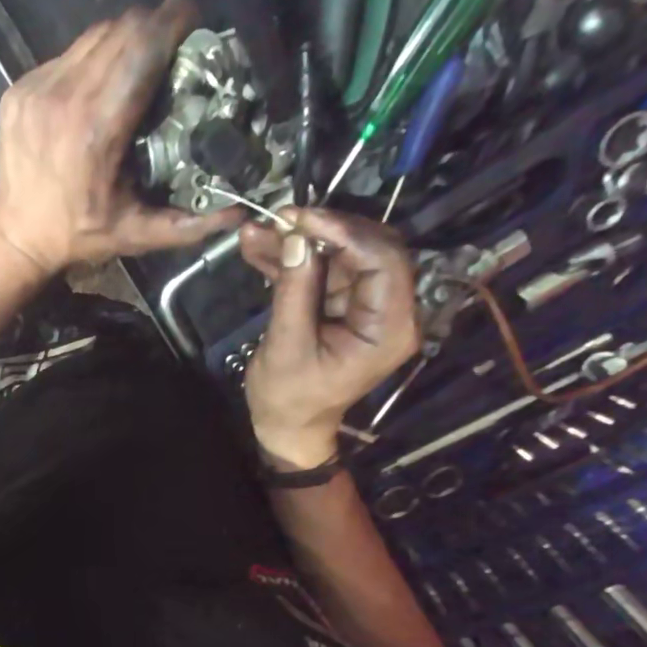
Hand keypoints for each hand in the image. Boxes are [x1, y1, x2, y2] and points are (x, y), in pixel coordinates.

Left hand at [0, 0, 243, 274]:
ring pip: (92, 36)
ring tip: (144, 55)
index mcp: (97, 130)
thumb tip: (238, 215)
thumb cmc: (81, 235)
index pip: (140, 50)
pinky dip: (92, 58)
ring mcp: (37, 89)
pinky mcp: (21, 88)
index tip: (194, 18)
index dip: (171, 24)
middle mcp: (64, 98)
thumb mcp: (138, 235)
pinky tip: (104, 81)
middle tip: (175, 39)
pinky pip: (66, 54)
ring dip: (123, 38)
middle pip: (119, 31)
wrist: (18, 236)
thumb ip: (189, 225)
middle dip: (152, 26)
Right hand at [241, 209, 421, 468]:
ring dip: (298, 242)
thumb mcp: (287, 347)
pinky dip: (292, 258)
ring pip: (339, 255)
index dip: (345, 233)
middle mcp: (388, 311)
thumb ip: (294, 290)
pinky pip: (321, 269)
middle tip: (279, 219)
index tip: (301, 219)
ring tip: (257, 232)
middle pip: (367, 249)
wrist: (288, 427)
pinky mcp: (342, 303)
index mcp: (389, 329)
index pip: (384, 262)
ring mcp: (365, 305)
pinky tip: (258, 246)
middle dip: (322, 231)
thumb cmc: (290, 399)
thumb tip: (295, 238)